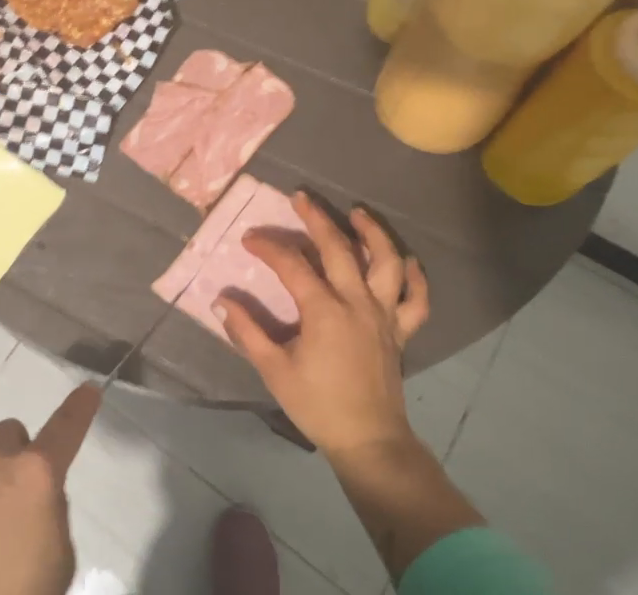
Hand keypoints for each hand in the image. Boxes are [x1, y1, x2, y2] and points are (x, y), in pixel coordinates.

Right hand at [216, 193, 429, 456]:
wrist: (368, 439)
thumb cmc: (317, 405)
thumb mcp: (274, 370)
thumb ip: (247, 332)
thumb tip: (222, 301)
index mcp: (323, 309)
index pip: (292, 265)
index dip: (268, 248)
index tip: (249, 240)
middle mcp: (357, 302)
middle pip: (338, 249)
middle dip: (317, 219)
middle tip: (301, 197)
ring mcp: (383, 314)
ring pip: (387, 262)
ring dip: (373, 234)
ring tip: (358, 213)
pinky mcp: (401, 331)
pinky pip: (415, 300)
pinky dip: (416, 278)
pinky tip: (408, 261)